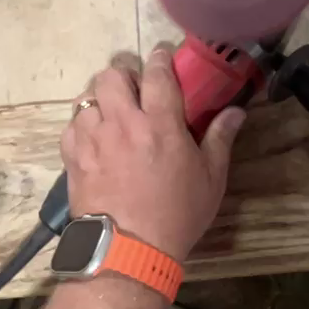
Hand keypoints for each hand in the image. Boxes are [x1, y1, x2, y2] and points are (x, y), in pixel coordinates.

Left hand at [60, 47, 245, 261]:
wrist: (128, 252)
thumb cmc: (176, 215)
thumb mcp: (210, 179)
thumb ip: (221, 139)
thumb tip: (236, 111)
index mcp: (161, 123)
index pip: (157, 73)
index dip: (160, 59)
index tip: (162, 56)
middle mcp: (124, 122)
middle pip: (113, 75)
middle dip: (124, 75)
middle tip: (135, 89)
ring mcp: (93, 138)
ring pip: (88, 95)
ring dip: (101, 98)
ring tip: (112, 112)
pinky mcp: (73, 156)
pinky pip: (72, 124)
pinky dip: (82, 123)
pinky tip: (94, 136)